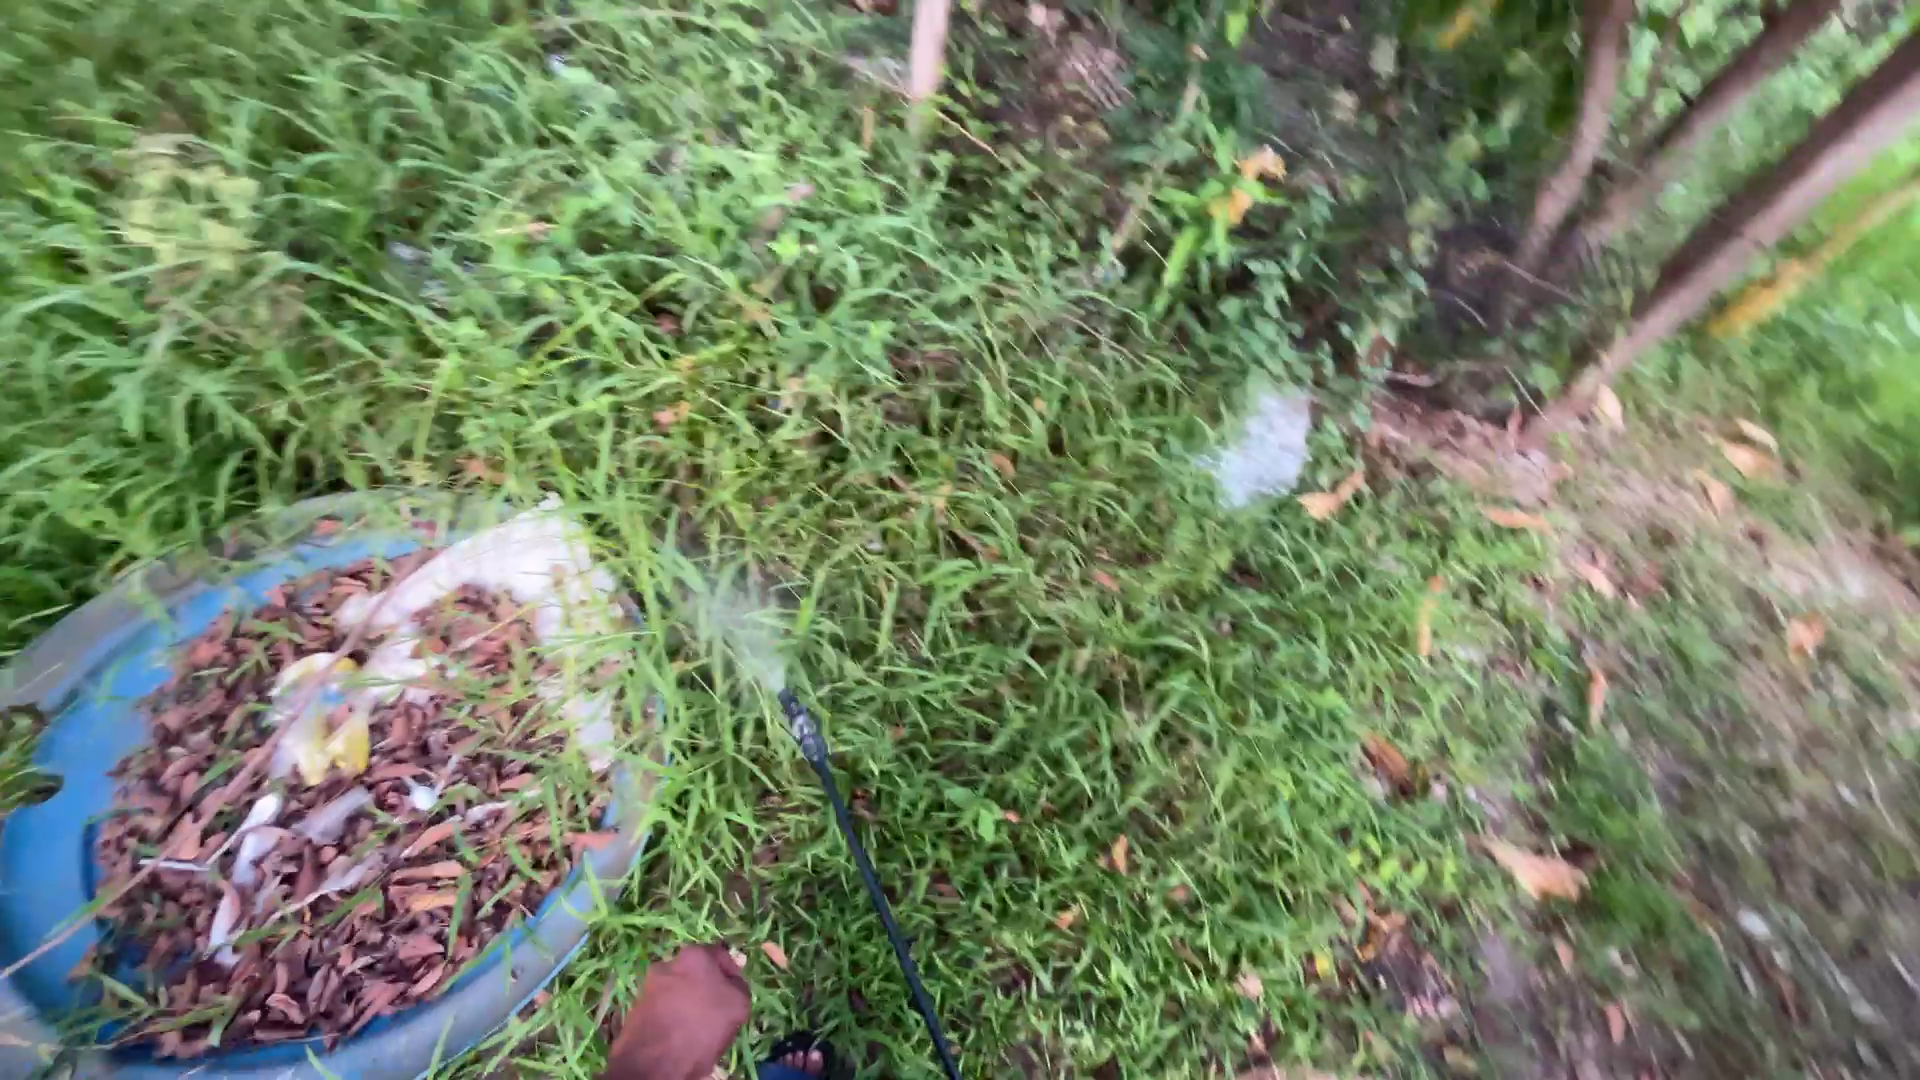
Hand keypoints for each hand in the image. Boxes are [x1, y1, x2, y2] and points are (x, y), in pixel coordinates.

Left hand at [602, 943, 750, 1079]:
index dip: (733, 978)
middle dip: (707, 991)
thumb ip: (740, 986)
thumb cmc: (701, 1027)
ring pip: (678, 993)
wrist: (651, 1066)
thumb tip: (732, 984)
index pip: (722, 957)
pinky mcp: (635, 1012)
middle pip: (697, 975)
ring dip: (688, 1005)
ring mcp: (648, 988)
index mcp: (695, 954)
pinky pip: (662, 1011)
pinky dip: (671, 1020)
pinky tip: (678, 1039)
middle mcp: (668, 963)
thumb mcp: (739, 1004)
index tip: (735, 998)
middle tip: (717, 1014)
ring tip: (696, 1030)